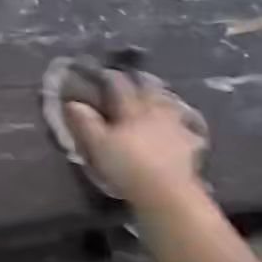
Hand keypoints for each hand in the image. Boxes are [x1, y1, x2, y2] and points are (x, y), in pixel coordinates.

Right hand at [65, 72, 205, 204]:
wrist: (165, 190)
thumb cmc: (126, 165)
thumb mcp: (97, 144)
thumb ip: (86, 122)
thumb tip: (73, 103)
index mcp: (132, 111)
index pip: (120, 88)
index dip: (112, 78)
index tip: (104, 72)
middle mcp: (156, 113)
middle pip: (151, 92)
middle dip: (143, 82)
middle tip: (138, 76)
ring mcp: (176, 127)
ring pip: (170, 105)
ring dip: (164, 98)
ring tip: (161, 96)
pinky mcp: (189, 144)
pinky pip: (187, 128)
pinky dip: (183, 123)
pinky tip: (183, 127)